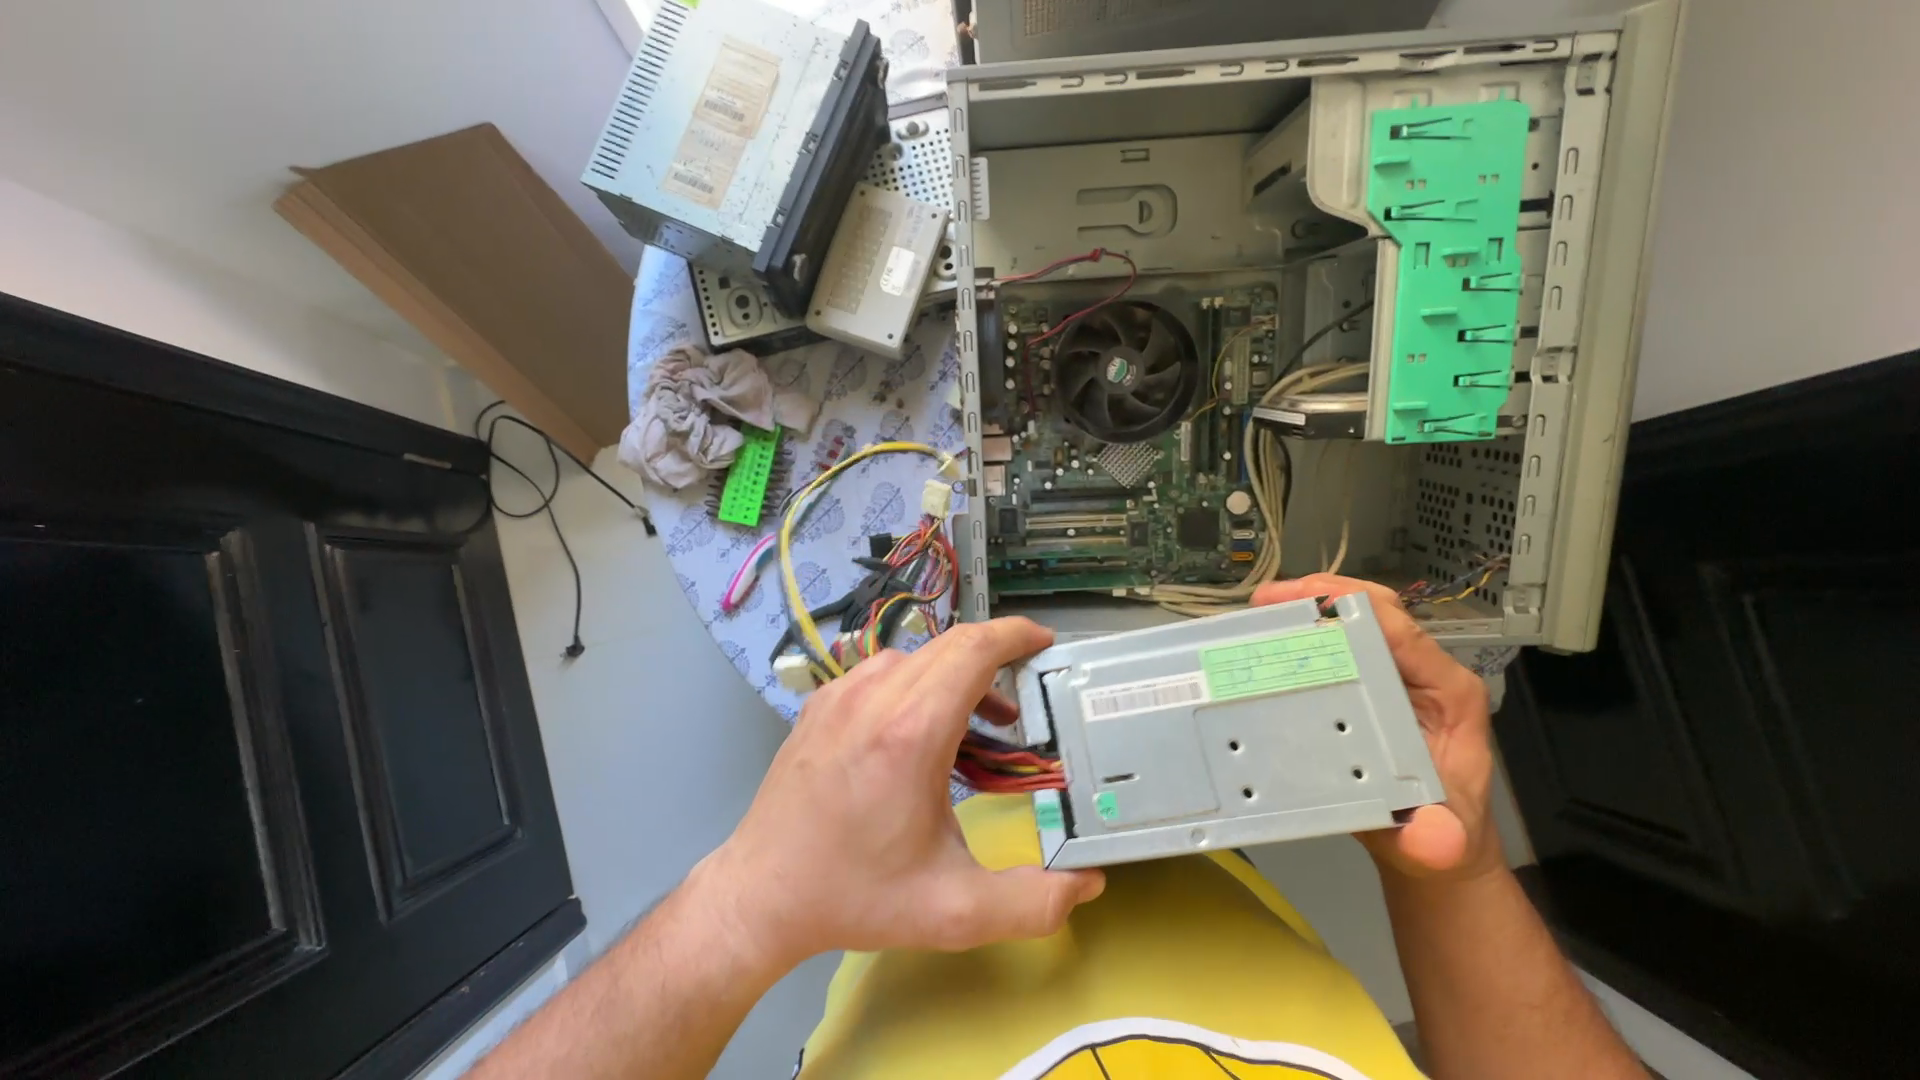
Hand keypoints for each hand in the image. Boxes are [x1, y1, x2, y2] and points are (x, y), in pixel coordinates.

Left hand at [700, 618, 1106, 969]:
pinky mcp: (819, 705)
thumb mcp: (954, 912)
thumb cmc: (858, 896)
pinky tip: (920, 730)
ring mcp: (840, 695)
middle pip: (949, 646)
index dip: (1015, 635)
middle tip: (1026, 694)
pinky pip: (880, 672)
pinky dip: (916, 683)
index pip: (973, 649)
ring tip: (979, 723)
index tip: (1045, 642)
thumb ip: (1033, 903)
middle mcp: (874, 696)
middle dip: (995, 656)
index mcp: (912, 732)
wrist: (762, 894)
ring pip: (915, 656)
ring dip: (955, 673)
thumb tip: (1089, 884)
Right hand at [1252, 575, 1504, 883]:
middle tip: (1267, 600)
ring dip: (1309, 605)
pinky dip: (1305, 629)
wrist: (1438, 840)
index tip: (1303, 602)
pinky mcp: (1370, 683)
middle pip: (1378, 610)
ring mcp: (1396, 675)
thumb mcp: (1441, 840)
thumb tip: (1431, 840)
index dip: (1356, 609)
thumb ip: (1436, 840)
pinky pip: (1340, 642)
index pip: (1404, 633)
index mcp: (1447, 693)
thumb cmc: (1444, 831)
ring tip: (1259, 609)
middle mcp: (1422, 673)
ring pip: (1357, 618)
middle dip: (1323, 593)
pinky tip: (1269, 634)